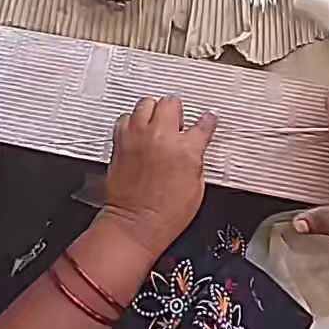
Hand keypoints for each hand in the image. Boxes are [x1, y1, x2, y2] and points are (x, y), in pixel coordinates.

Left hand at [100, 97, 217, 254]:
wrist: (136, 226)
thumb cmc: (166, 214)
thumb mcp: (197, 186)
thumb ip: (196, 158)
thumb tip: (195, 147)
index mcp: (186, 149)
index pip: (203, 123)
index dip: (207, 121)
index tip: (207, 120)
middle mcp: (161, 138)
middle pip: (171, 103)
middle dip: (176, 111)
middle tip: (177, 123)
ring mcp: (138, 137)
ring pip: (146, 104)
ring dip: (153, 112)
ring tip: (156, 124)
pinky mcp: (121, 142)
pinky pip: (125, 119)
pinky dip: (132, 122)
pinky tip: (138, 133)